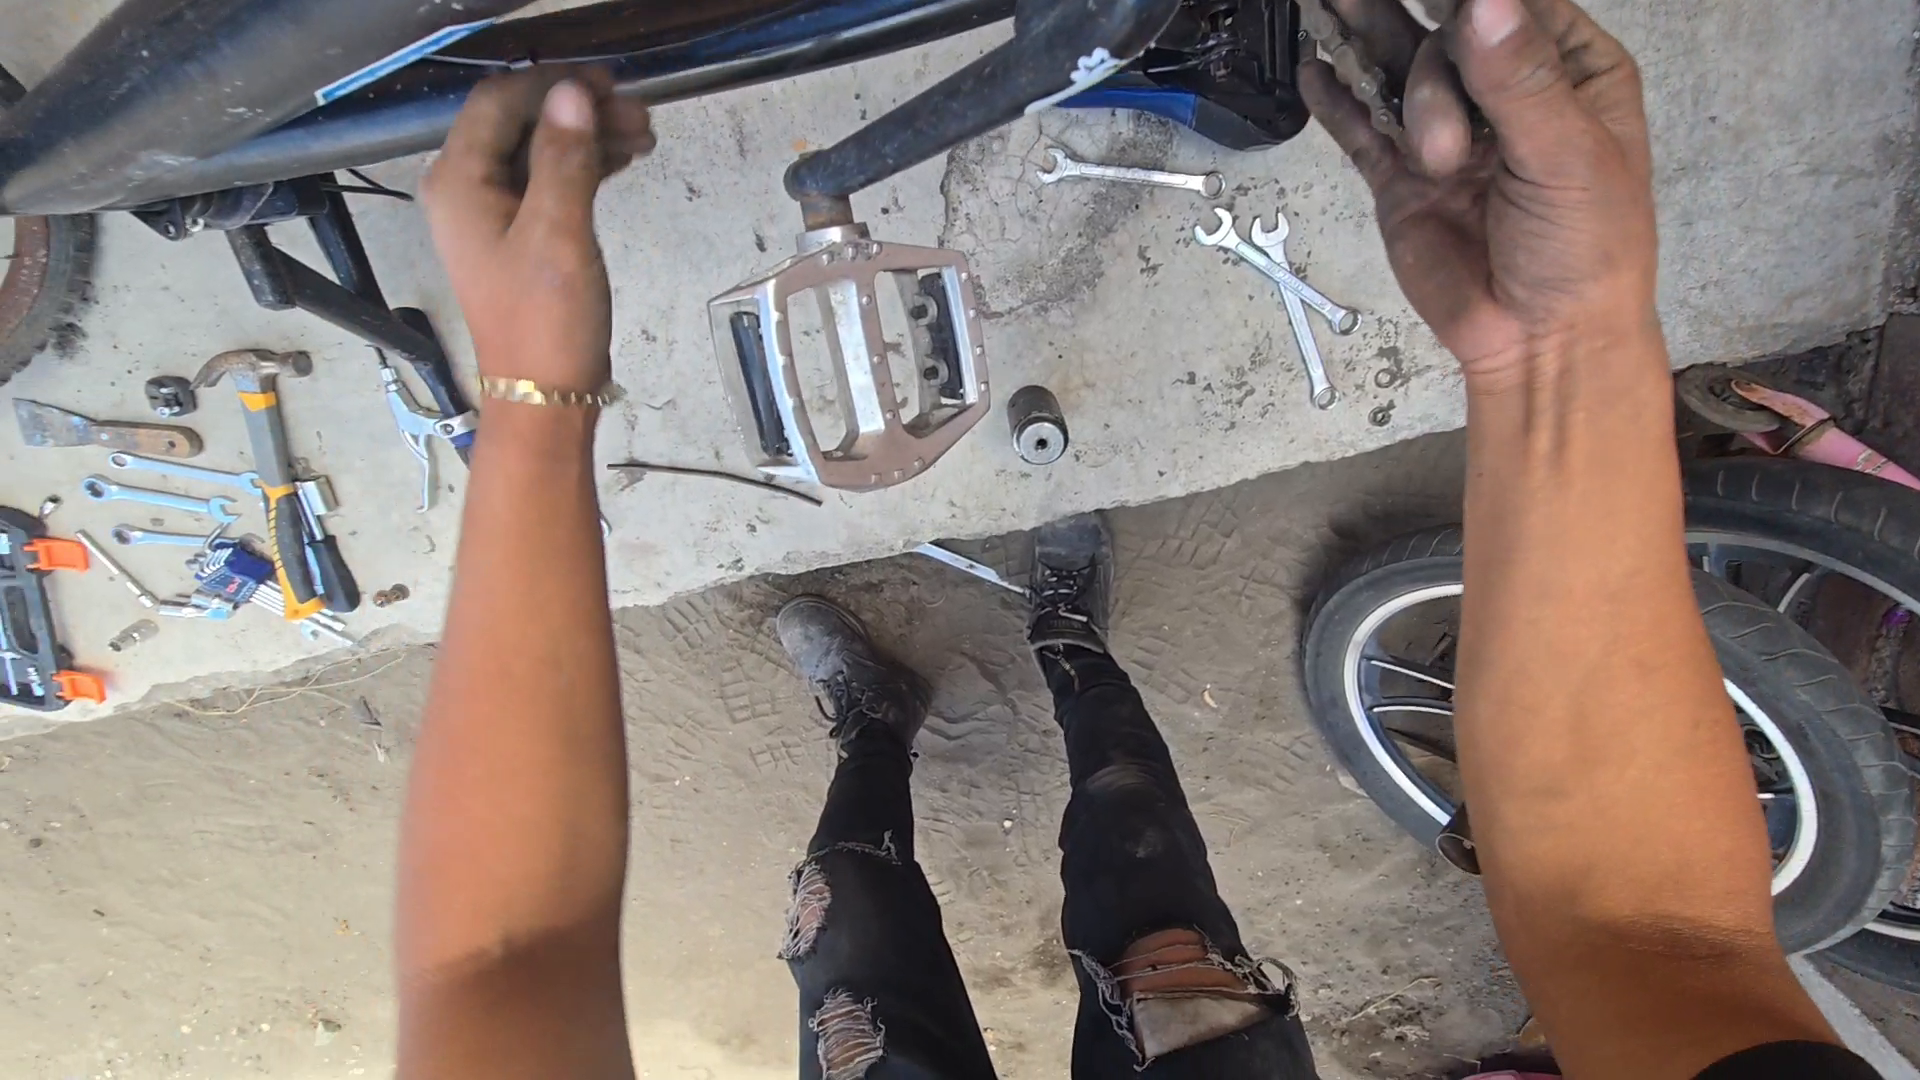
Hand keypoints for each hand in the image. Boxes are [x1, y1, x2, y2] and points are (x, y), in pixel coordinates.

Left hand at [422, 69, 654, 392]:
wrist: (547, 393)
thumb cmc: (547, 319)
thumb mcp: (559, 235)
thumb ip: (564, 160)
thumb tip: (574, 94)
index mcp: (460, 181)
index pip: (502, 103)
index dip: (554, 84)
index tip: (611, 84)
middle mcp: (468, 190)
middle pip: (523, 126)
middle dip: (580, 113)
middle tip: (639, 114)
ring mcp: (496, 216)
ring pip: (542, 156)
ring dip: (589, 140)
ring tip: (643, 137)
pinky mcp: (523, 240)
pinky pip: (551, 187)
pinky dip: (586, 171)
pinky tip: (621, 163)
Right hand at [1299, 0, 1658, 389]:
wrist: (1535, 334)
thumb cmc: (1583, 244)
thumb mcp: (1566, 156)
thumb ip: (1519, 82)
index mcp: (1565, 74)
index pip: (1512, 10)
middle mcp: (1498, 99)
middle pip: (1445, 40)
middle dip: (1411, 25)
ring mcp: (1442, 142)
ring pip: (1398, 81)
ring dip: (1364, 39)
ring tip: (1326, 0)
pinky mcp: (1398, 184)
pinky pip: (1363, 137)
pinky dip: (1338, 107)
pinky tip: (1314, 72)